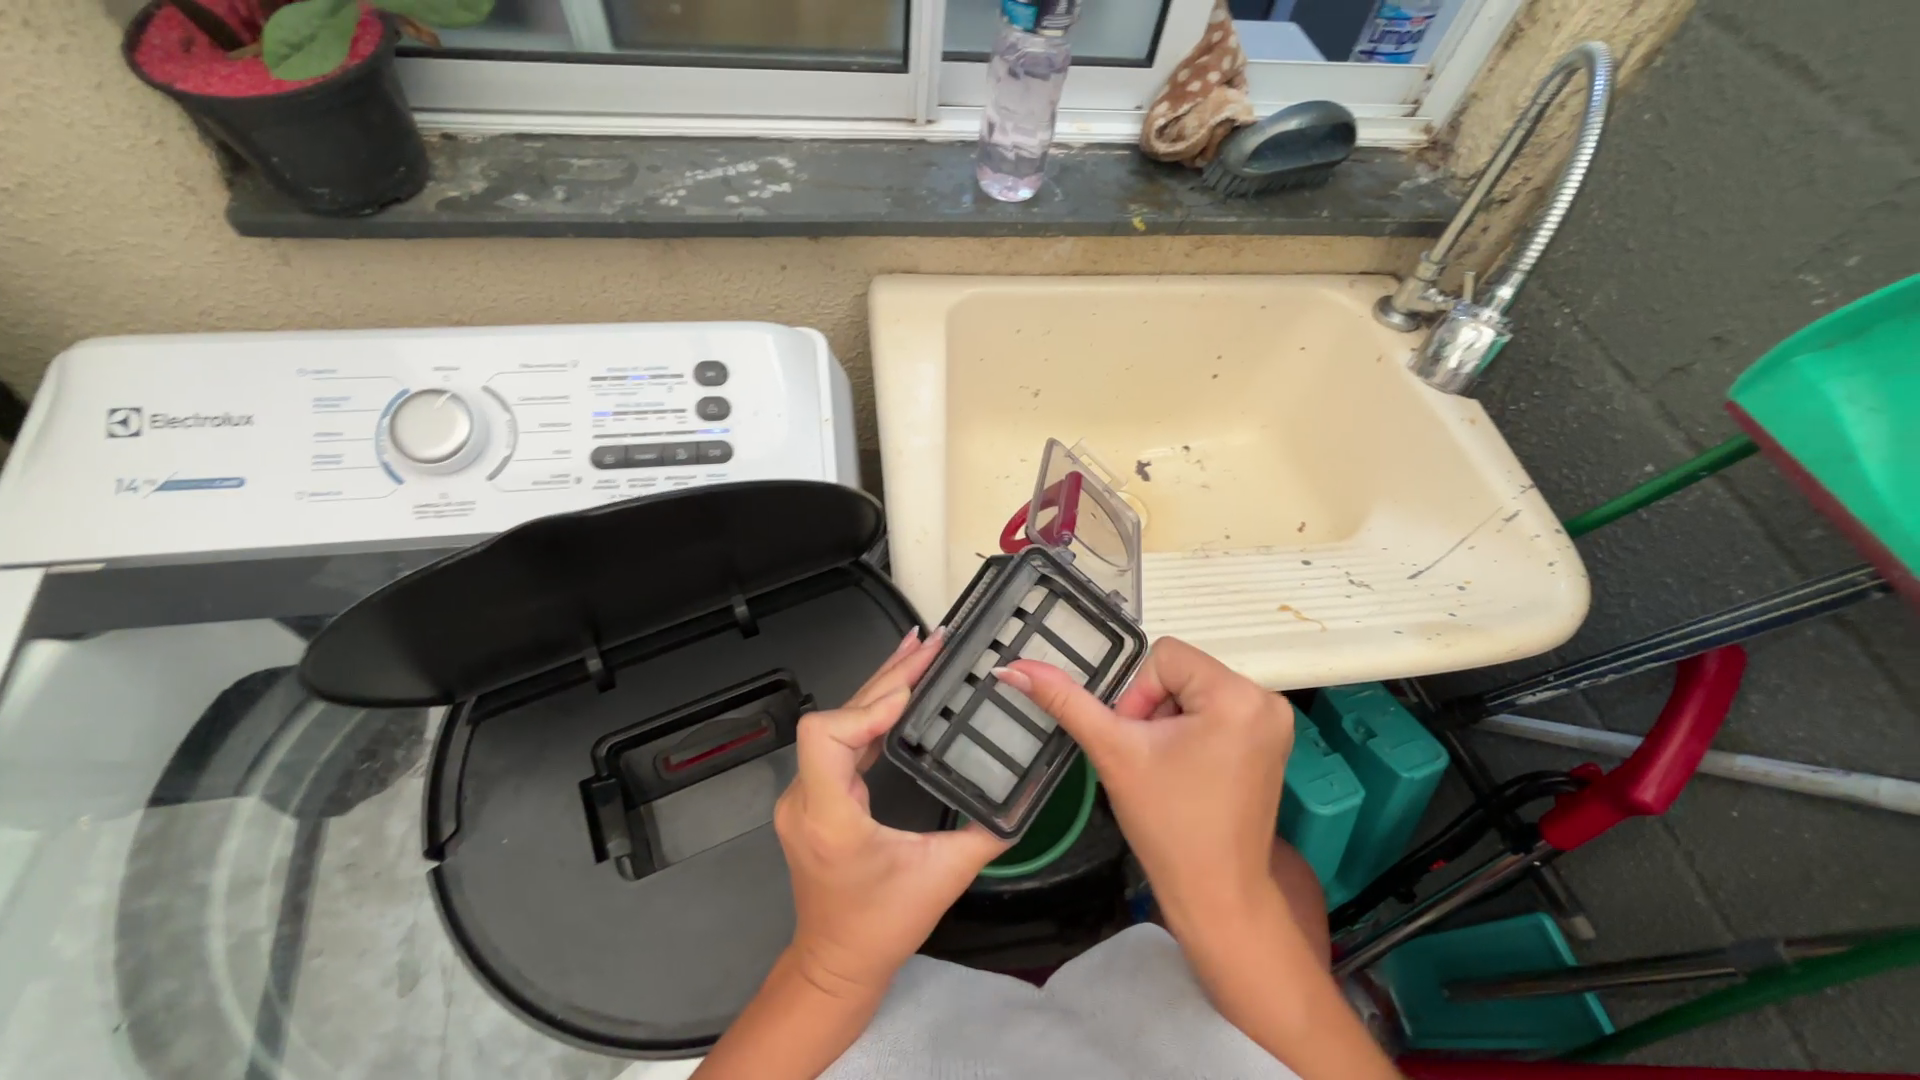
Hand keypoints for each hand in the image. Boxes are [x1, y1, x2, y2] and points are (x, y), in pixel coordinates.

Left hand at [774, 628, 1009, 999]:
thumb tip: (1022, 795)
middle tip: (933, 644)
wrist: (835, 963)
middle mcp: (807, 797)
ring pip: (838, 723)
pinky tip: (899, 687)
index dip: (867, 706)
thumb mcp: (942, 878)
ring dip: (880, 685)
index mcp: (830, 817)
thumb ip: (985, 833)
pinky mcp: (816, 794)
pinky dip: (872, 711)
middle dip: (888, 677)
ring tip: (921, 651)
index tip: (911, 693)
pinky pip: (840, 740)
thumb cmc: (881, 928)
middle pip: (836, 718)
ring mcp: (806, 794)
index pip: (825, 735)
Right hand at [995, 637, 1294, 935]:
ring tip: (1169, 768)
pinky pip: (1218, 710)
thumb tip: (1012, 668)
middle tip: (1151, 759)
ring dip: (1171, 720)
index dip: (1138, 697)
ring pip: (1196, 690)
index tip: (1138, 744)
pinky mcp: (1272, 741)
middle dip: (1154, 709)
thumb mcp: (1112, 751)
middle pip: (1182, 672)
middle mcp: (1265, 699)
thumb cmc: (1167, 823)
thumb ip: (1065, 702)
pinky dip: (1193, 730)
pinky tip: (1187, 770)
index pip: (1164, 656)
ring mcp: (1275, 722)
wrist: (1216, 893)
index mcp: (1237, 694)